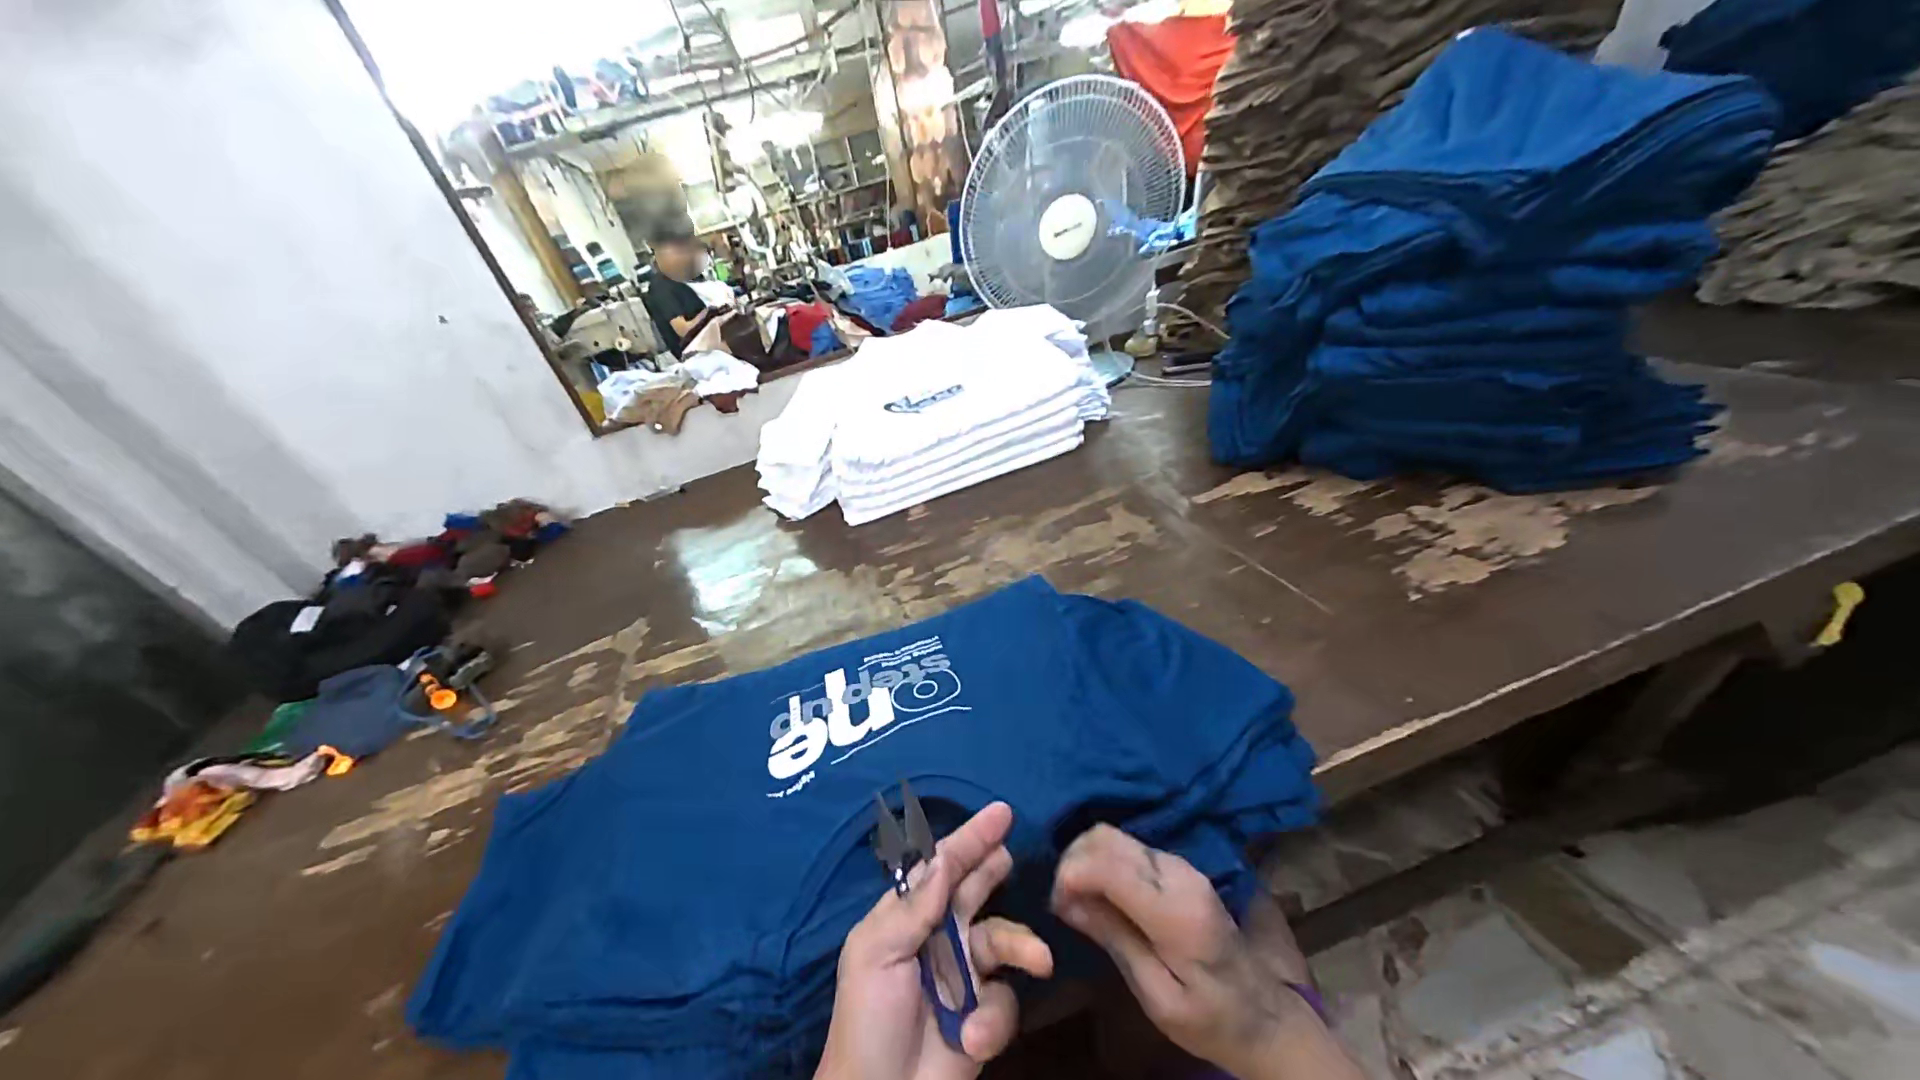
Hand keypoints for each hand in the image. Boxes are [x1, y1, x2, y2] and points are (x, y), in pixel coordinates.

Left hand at [815, 802, 1053, 1079]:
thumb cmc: (868, 1017)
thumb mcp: (876, 954)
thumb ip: (913, 906)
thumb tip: (942, 858)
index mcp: (908, 915)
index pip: (941, 865)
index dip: (969, 838)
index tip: (1001, 812)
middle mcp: (939, 935)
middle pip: (975, 888)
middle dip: (993, 866)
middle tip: (1012, 853)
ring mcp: (964, 974)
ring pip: (1003, 940)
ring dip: (1021, 947)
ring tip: (1038, 959)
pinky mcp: (985, 1015)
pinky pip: (1003, 1001)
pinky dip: (992, 1018)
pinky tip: (970, 1036)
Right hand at [1051, 825, 1361, 1079]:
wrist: (1265, 1015)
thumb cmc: (1211, 1018)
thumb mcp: (1157, 996)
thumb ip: (1114, 939)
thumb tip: (1066, 901)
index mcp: (1176, 910)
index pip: (1107, 864)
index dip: (1070, 875)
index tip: (1055, 904)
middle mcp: (1179, 873)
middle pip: (1106, 838)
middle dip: (1072, 861)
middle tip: (1061, 901)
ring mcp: (1181, 864)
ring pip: (1114, 836)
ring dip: (1086, 858)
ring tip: (1075, 898)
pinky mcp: (1179, 865)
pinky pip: (1128, 846)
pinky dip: (1103, 860)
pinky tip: (1097, 890)